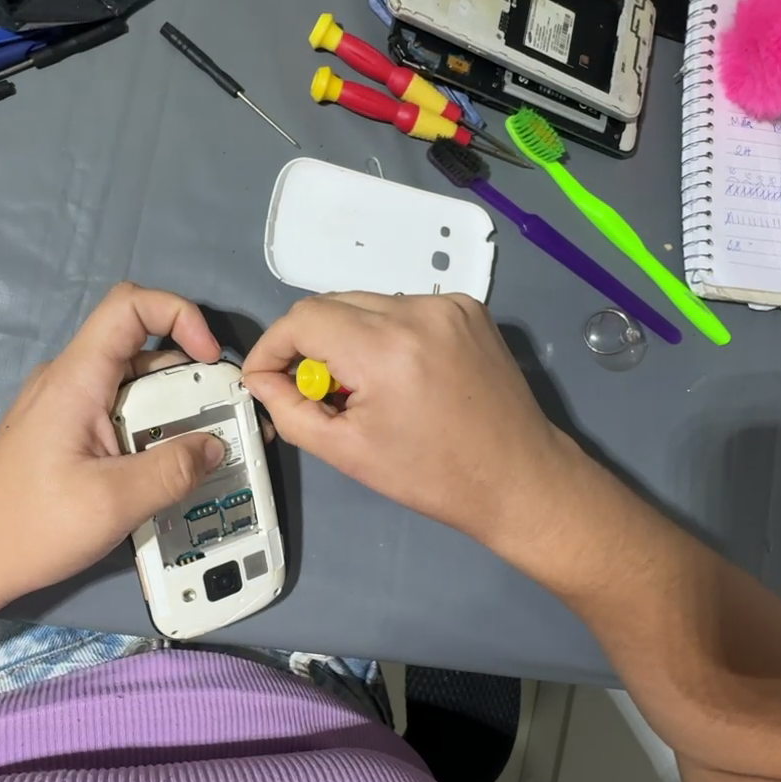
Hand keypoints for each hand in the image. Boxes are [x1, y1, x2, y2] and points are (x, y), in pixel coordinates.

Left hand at [0, 283, 227, 604]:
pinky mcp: (66, 432)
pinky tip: (165, 465)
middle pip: (141, 349)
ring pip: (133, 383)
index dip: (180, 314)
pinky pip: (119, 411)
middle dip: (189, 376)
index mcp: (75, 380)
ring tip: (200, 447)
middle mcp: (69, 381)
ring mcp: (65, 406)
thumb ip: (173, 470)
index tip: (210, 357)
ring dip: (173, 407)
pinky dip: (152, 427)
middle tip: (222, 416)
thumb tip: (213, 447)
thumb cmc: (30, 527)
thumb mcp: (115, 502)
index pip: (130, 305)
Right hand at [242, 292, 573, 548]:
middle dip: (309, 343)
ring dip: (348, 337)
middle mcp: (418, 311)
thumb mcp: (346, 452)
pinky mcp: (469, 308)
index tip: (266, 377)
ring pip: (367, 303)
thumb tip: (262, 380)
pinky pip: (404, 308)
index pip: (303, 318)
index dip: (273, 346)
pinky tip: (401, 372)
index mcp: (385, 349)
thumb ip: (290, 410)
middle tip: (316, 389)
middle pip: (332, 304)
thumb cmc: (430, 476)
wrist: (518, 477)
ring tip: (363, 385)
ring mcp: (449, 304)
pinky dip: (386, 334)